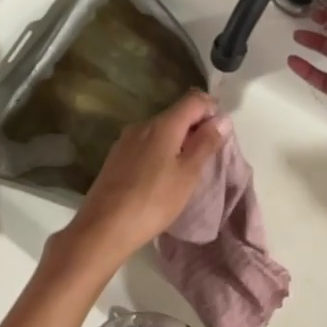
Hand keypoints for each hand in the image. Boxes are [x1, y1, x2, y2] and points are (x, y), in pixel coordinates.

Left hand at [58, 90, 227, 271]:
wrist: (103, 226)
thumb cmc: (153, 201)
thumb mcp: (187, 174)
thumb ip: (205, 143)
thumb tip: (222, 118)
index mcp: (162, 124)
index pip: (194, 100)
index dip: (212, 110)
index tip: (221, 134)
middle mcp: (142, 125)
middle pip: (176, 114)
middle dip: (196, 127)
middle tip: (209, 156)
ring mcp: (126, 140)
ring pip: (160, 130)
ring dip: (178, 141)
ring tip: (188, 169)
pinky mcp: (116, 157)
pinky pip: (146, 144)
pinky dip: (161, 151)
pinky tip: (163, 176)